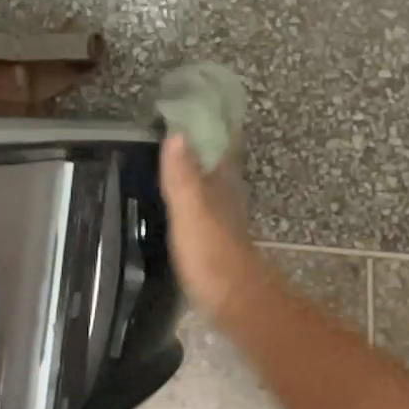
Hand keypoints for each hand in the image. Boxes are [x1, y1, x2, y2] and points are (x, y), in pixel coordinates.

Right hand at [157, 134, 266, 317]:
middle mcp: (226, 195)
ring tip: (171, 155)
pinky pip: (203, 203)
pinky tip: (178, 198)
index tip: (189, 103)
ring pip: (210, 181)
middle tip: (173, 124)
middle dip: (199, 142)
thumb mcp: (191, 213)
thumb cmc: (212, 257)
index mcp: (221, 184)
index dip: (207, 124)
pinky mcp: (217, 239)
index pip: (218, 143)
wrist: (237, 305)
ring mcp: (224, 218)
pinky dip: (192, 192)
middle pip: (214, 160)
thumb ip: (183, 177)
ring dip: (195, 167)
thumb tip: (177, 133)